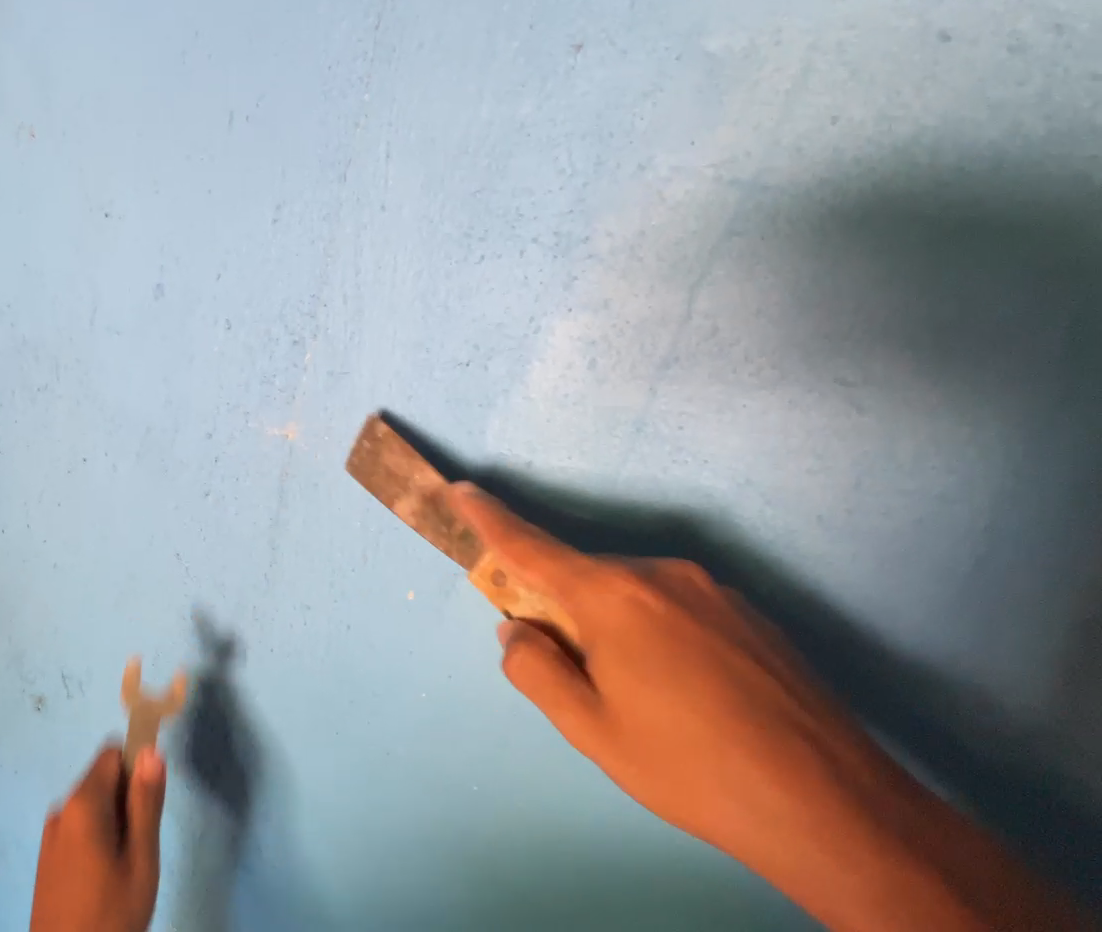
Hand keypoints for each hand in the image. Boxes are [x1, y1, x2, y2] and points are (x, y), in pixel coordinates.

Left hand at [30, 745, 166, 931]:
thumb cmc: (111, 914)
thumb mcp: (141, 860)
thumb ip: (145, 803)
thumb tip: (150, 751)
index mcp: (83, 803)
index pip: (112, 753)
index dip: (137, 768)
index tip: (151, 803)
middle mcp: (61, 809)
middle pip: (102, 780)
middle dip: (127, 802)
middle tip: (141, 846)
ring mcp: (51, 833)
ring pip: (93, 807)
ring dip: (114, 824)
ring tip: (125, 868)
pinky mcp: (47, 856)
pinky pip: (79, 829)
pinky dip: (97, 840)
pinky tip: (106, 879)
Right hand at [449, 482, 1091, 931]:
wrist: (839, 810)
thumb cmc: (692, 768)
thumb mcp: (590, 729)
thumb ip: (534, 670)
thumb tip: (518, 631)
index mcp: (612, 596)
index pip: (531, 546)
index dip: (490, 519)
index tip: (462, 491)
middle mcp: (662, 575)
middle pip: (583, 576)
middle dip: (562, 610)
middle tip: (577, 675)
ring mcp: (714, 591)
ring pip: (633, 594)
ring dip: (614, 627)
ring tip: (646, 699)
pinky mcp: (752, 615)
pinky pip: (677, 608)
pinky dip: (658, 635)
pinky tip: (689, 697)